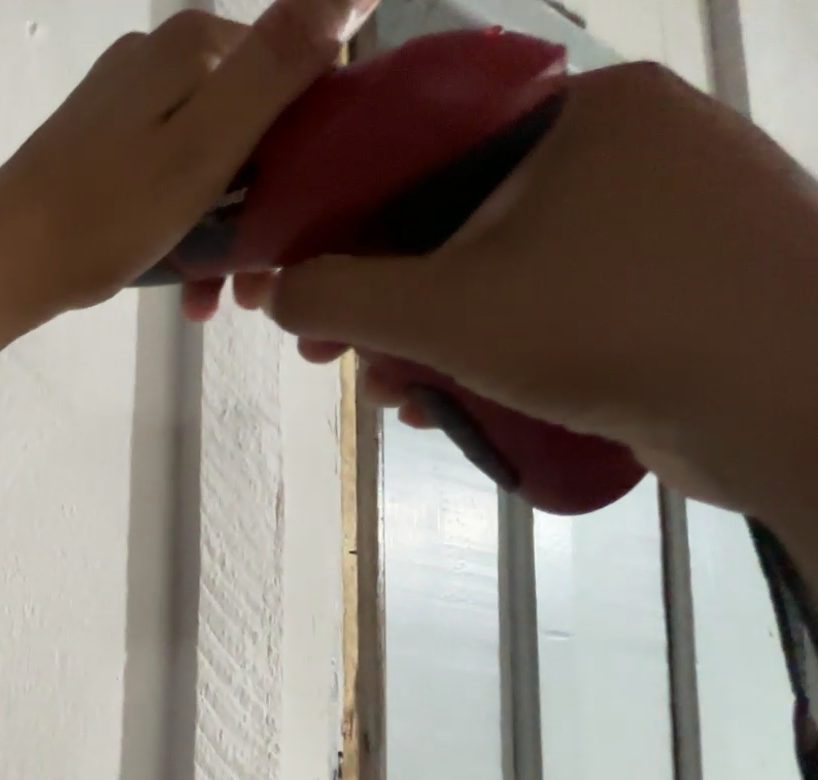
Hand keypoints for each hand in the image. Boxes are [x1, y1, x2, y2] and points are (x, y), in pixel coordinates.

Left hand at [0, 0, 378, 330]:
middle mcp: (150, 62)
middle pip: (245, 121)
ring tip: (214, 294)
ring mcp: (115, 109)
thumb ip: (277, 64)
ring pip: (201, 160)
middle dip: (260, 200)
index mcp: (189, 45)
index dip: (312, 147)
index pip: (294, 71)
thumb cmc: (104, 215)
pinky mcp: (91, 154)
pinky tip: (180, 281)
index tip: (301, 220)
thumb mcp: (205, 142)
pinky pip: (157, 182)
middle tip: (254, 276)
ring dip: (220, 228)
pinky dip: (176, 227)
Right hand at [250, 63, 817, 532]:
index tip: (294, 285)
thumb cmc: (609, 329)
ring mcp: (662, 212)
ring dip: (423, 339)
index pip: (418, 155)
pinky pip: (547, 300)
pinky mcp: (677, 278)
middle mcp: (626, 145)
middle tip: (332, 355)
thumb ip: (331, 296)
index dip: (336, 225)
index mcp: (578, 114)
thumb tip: (272, 292)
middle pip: (448, 222)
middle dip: (378, 303)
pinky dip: (488, 347)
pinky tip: (453, 400)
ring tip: (396, 395)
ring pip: (493, 270)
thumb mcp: (436, 312)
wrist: (809, 410)